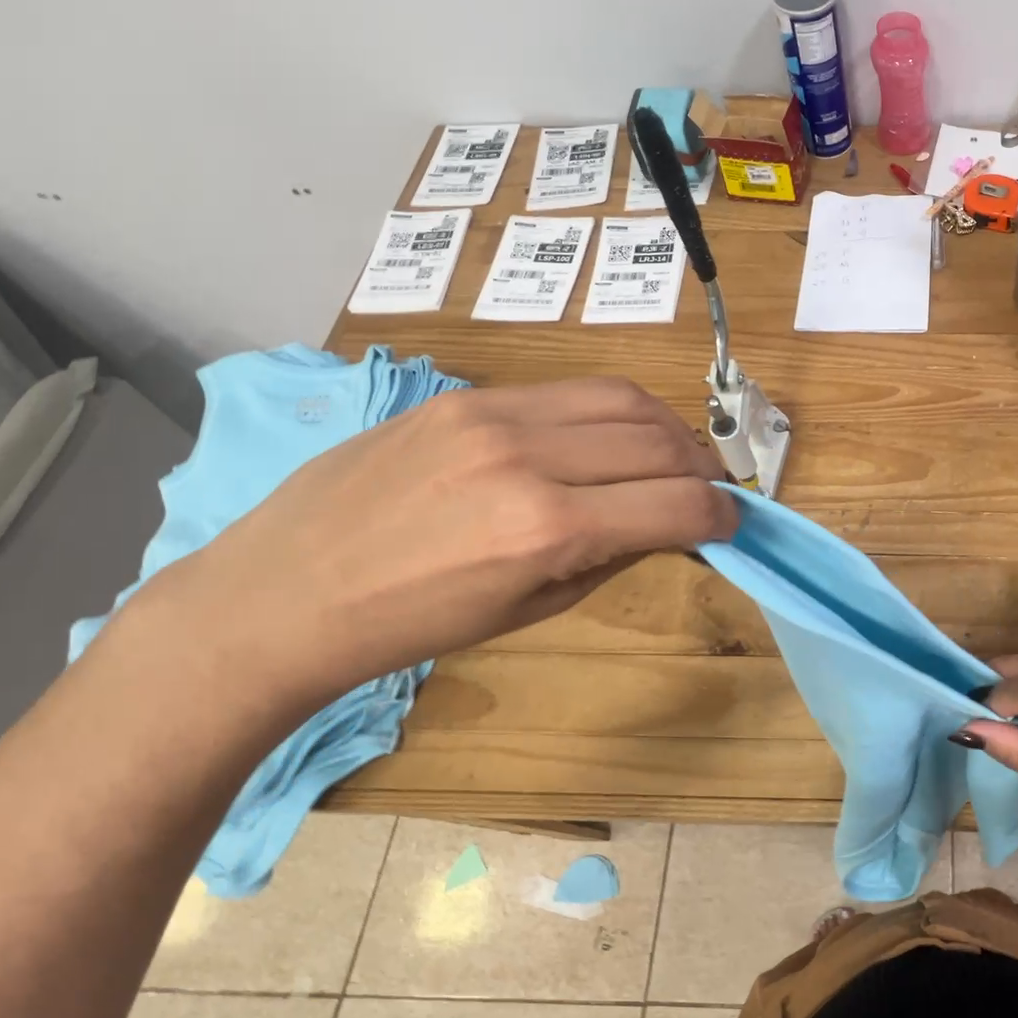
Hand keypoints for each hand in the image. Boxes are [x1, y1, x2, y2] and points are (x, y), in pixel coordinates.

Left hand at [117, 377, 737, 702]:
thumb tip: (671, 522)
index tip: (731, 524)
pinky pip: (567, 391)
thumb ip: (614, 553)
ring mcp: (491, 415)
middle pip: (660, 441)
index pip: (676, 504)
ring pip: (624, 399)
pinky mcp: (463, 395)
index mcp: (545, 530)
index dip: (721, 515)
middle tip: (705, 492)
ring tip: (669, 457)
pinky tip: (607, 440)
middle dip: (701, 470)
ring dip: (666, 429)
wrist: (286, 592)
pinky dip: (610, 414)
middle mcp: (526, 458)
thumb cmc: (415, 625)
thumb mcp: (533, 607)